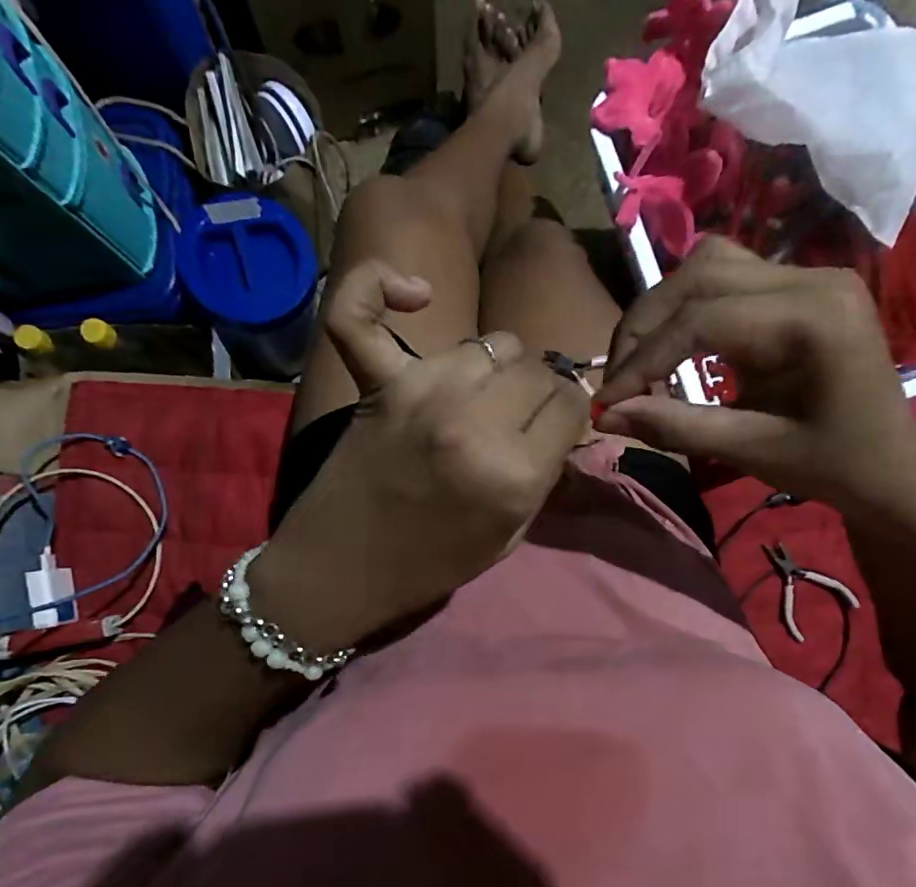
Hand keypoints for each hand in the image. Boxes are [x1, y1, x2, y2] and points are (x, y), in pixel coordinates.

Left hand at [250, 261, 589, 650]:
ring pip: (489, 345)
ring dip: (496, 368)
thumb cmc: (434, 564)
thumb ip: (545, 473)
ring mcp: (421, 392)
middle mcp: (473, 420)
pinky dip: (380, 287)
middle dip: (541, 393)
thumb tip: (566, 422)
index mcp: (513, 471)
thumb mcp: (511, 534)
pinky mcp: (375, 383)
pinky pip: (362, 313)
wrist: (345, 569)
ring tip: (480, 398)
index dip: (570, 417)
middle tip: (521, 419)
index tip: (557, 430)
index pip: (570, 404)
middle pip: (537, 370)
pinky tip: (415, 294)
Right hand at [593, 237, 915, 506]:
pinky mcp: (801, 286)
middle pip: (699, 275)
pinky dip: (689, 306)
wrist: (894, 468)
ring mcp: (809, 275)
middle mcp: (813, 278)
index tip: (607, 401)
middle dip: (644, 326)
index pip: (702, 319)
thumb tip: (607, 415)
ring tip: (640, 358)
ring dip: (663, 308)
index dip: (643, 359)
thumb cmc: (834, 466)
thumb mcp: (754, 451)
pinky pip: (728, 276)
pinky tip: (677, 344)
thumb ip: (678, 426)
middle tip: (618, 380)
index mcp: (813, 319)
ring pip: (709, 264)